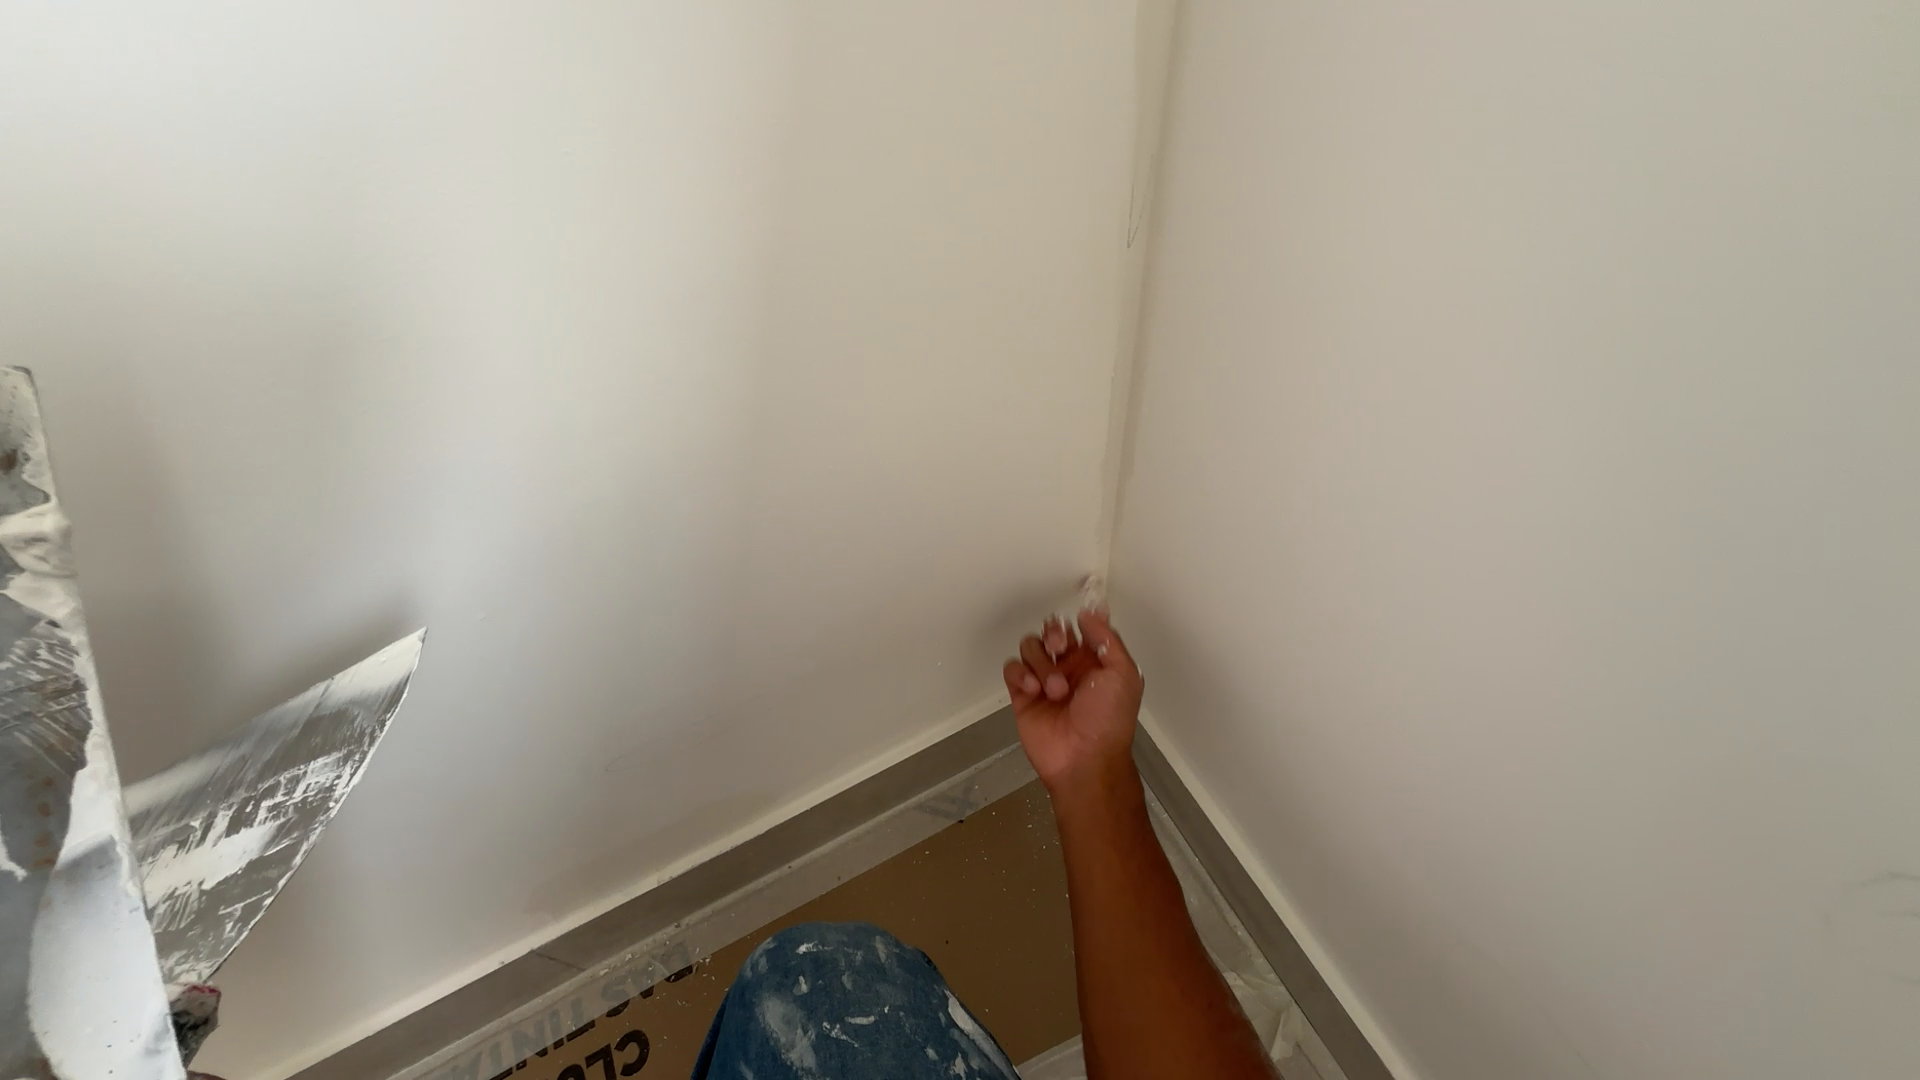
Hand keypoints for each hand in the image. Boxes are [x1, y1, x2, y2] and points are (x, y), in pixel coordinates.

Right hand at [1002, 609, 1144, 796]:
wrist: (1084, 759)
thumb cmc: (1108, 718)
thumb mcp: (1123, 675)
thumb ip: (1107, 640)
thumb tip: (1090, 613)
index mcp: (1094, 661)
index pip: (1081, 628)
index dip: (1078, 621)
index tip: (1078, 622)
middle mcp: (1068, 667)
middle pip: (1052, 632)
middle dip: (1054, 633)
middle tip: (1060, 647)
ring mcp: (1043, 680)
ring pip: (1030, 647)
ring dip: (1041, 661)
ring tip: (1054, 688)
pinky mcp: (1021, 695)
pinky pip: (1012, 668)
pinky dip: (1020, 673)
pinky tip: (1033, 689)